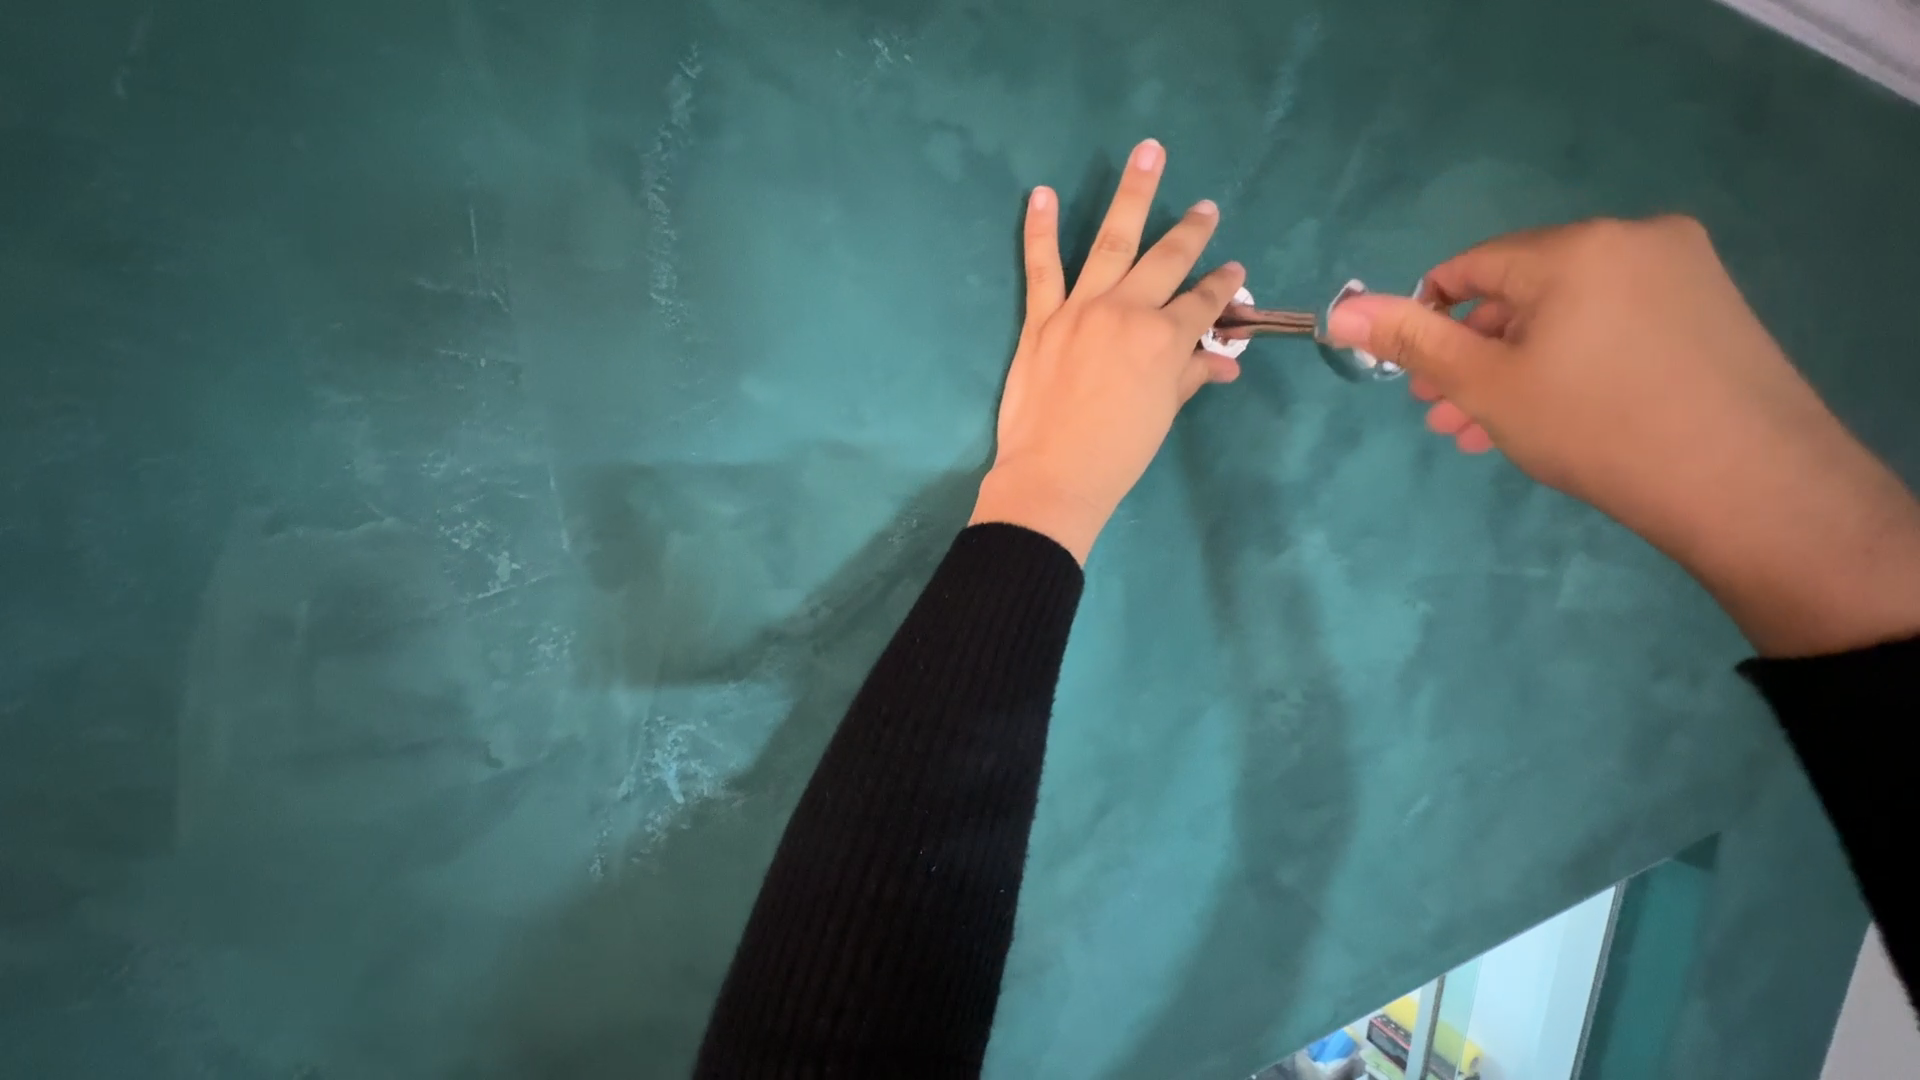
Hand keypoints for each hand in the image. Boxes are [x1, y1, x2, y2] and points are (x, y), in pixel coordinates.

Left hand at [970, 139, 1244, 563]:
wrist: (1052, 476)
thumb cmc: (1117, 455)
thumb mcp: (1162, 416)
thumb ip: (1191, 377)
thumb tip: (1227, 363)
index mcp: (1165, 339)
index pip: (1204, 303)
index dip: (1224, 287)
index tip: (1235, 273)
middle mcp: (1128, 312)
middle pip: (1168, 261)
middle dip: (1192, 232)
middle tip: (1206, 208)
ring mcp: (1081, 310)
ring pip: (1112, 243)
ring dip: (1133, 195)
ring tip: (1148, 153)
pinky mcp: (1041, 320)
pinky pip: (1040, 268)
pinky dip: (1040, 230)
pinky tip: (1042, 195)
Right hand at [1326, 216, 1919, 655]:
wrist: (1742, 482)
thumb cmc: (1590, 424)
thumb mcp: (1481, 383)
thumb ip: (1408, 339)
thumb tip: (1340, 311)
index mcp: (1575, 247)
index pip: (1470, 266)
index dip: (1429, 317)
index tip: (1418, 375)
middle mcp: (1633, 240)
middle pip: (1516, 293)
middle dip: (1468, 355)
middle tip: (1443, 412)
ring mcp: (1681, 274)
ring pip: (1561, 316)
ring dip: (1509, 368)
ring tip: (1480, 428)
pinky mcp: (1707, 312)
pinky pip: (1607, 326)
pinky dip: (1563, 364)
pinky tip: (1542, 417)